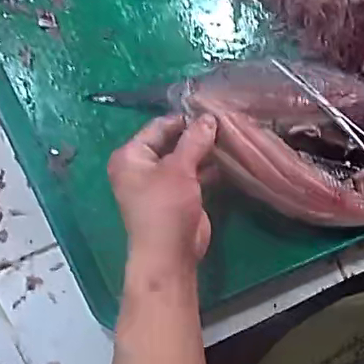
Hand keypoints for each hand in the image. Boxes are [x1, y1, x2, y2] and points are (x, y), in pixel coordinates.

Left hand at [109, 114, 217, 276]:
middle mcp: (144, 167)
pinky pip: (196, 175)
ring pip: (187, 158)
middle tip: (226, 122)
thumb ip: (194, 141)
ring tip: (232, 137)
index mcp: (131, 156)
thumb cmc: (165, 208)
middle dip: (198, 134)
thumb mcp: (179, 169)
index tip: (211, 110)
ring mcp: (163, 182)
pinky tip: (230, 159)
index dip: (184, 119)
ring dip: (206, 151)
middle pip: (173, 142)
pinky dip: (210, 168)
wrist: (171, 253)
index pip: (158, 127)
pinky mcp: (181, 196)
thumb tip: (209, 118)